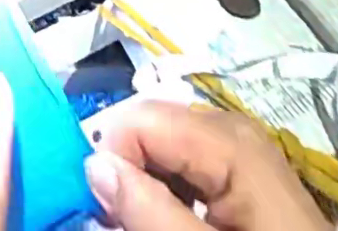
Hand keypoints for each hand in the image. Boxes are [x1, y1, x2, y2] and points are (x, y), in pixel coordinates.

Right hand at [84, 100, 329, 230]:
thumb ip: (151, 211)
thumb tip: (96, 165)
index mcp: (227, 138)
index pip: (142, 117)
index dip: (112, 157)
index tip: (99, 208)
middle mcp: (230, 127)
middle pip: (153, 127)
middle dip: (126, 170)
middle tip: (117, 221)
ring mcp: (238, 146)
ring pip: (166, 145)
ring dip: (143, 183)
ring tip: (141, 223)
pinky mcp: (241, 168)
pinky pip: (188, 163)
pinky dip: (167, 189)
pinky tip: (168, 220)